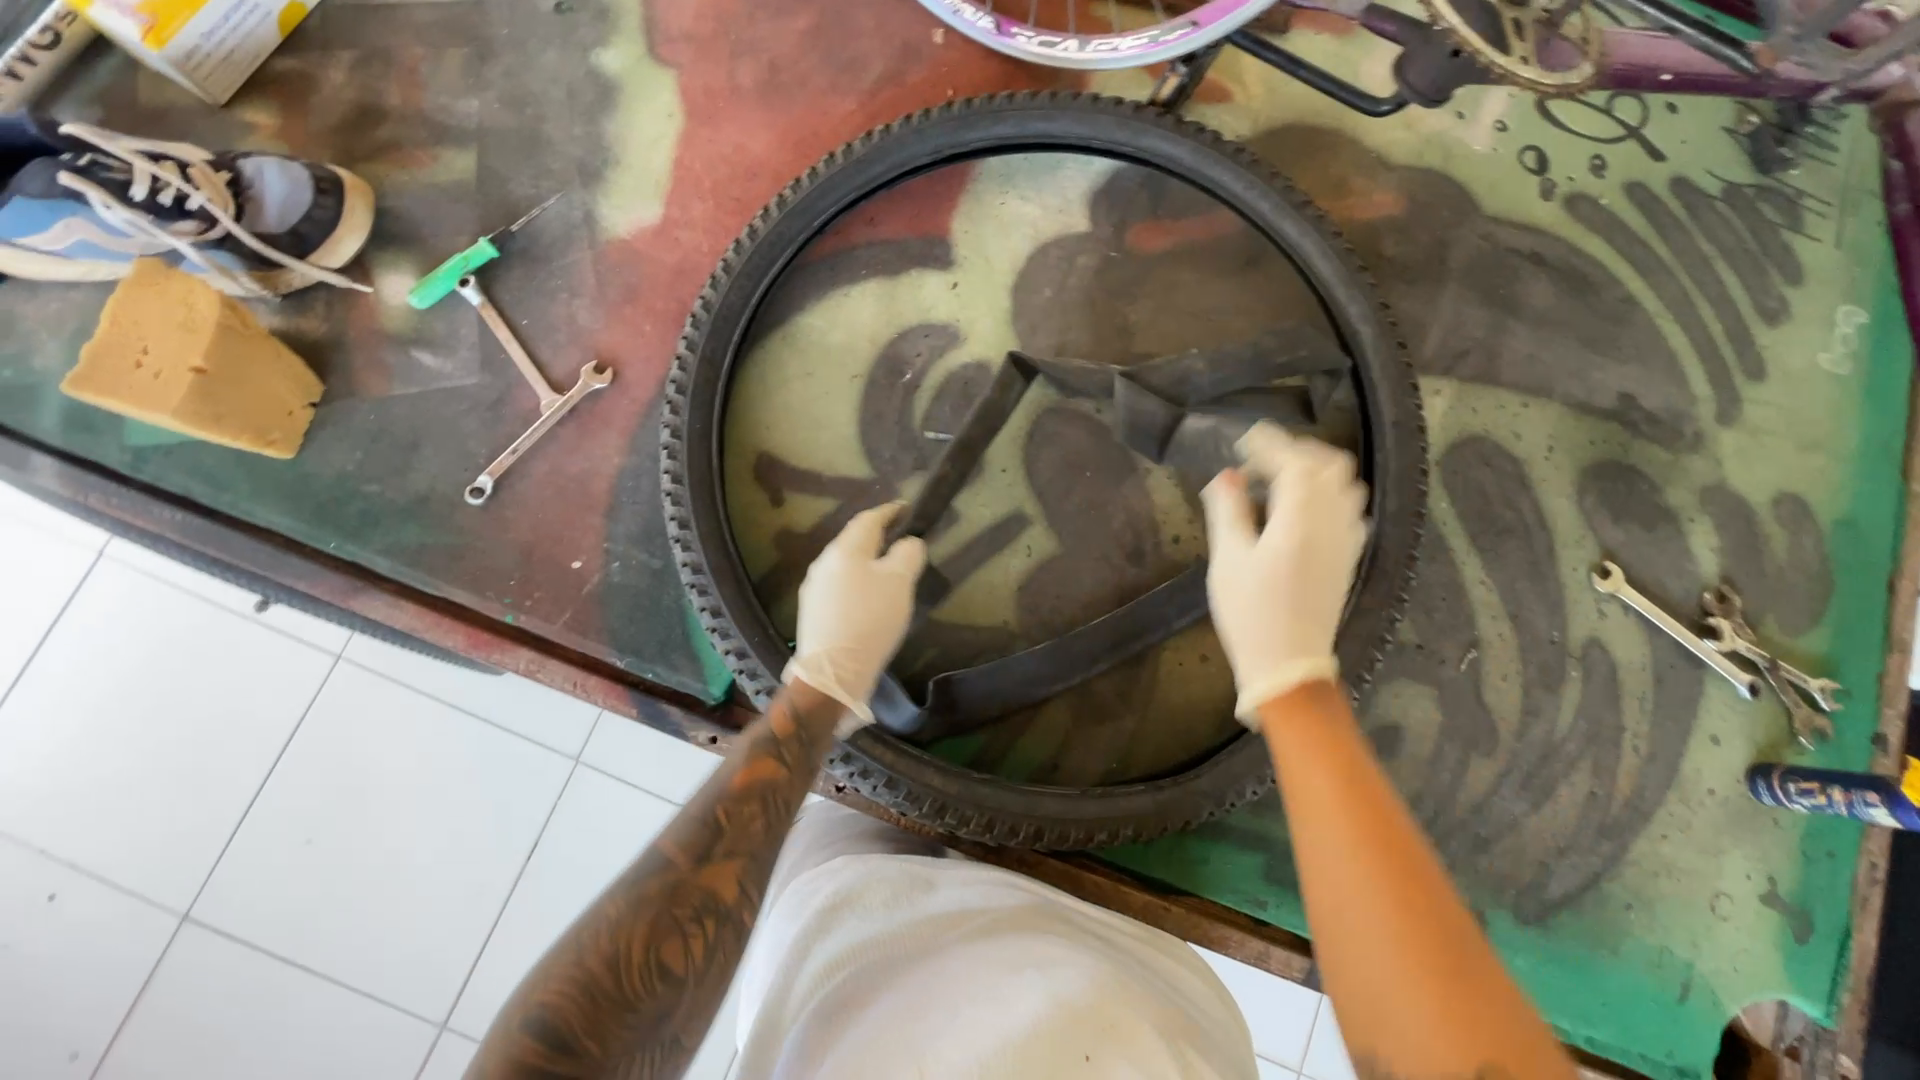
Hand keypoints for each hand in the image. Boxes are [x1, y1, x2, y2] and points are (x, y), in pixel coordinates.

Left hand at [782, 502, 927, 733]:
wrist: (833, 674)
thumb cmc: (869, 620)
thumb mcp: (899, 583)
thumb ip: (907, 555)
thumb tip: (909, 542)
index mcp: (844, 550)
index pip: (868, 519)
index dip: (889, 511)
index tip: (905, 508)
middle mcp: (823, 564)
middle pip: (853, 542)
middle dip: (876, 538)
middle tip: (899, 540)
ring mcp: (814, 590)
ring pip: (845, 566)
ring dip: (866, 564)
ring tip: (887, 572)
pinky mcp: (813, 615)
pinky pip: (839, 589)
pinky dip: (857, 586)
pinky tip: (868, 600)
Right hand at [1200, 422, 1368, 723]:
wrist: (1288, 664)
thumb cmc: (1250, 613)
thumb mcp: (1227, 561)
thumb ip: (1227, 511)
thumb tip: (1226, 476)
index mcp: (1299, 519)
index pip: (1293, 463)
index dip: (1270, 443)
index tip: (1245, 438)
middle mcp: (1332, 522)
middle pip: (1330, 465)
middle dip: (1298, 452)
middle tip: (1263, 460)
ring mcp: (1347, 540)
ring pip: (1346, 485)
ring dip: (1317, 471)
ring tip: (1283, 481)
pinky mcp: (1349, 557)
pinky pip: (1350, 510)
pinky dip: (1330, 496)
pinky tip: (1304, 510)